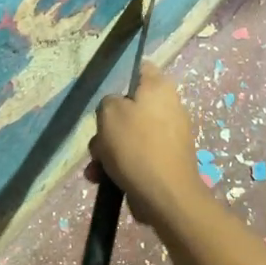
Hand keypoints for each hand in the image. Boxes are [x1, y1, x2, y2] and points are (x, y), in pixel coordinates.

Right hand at [89, 62, 207, 227]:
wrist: (165, 196)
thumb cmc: (136, 146)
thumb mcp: (109, 113)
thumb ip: (108, 101)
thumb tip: (115, 109)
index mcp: (159, 88)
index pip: (140, 68)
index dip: (120, 77)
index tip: (103, 94)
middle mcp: (169, 107)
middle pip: (129, 108)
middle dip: (107, 126)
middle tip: (98, 140)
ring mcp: (169, 136)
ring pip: (129, 135)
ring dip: (108, 151)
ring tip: (96, 168)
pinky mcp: (165, 161)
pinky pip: (136, 156)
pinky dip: (120, 166)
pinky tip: (103, 180)